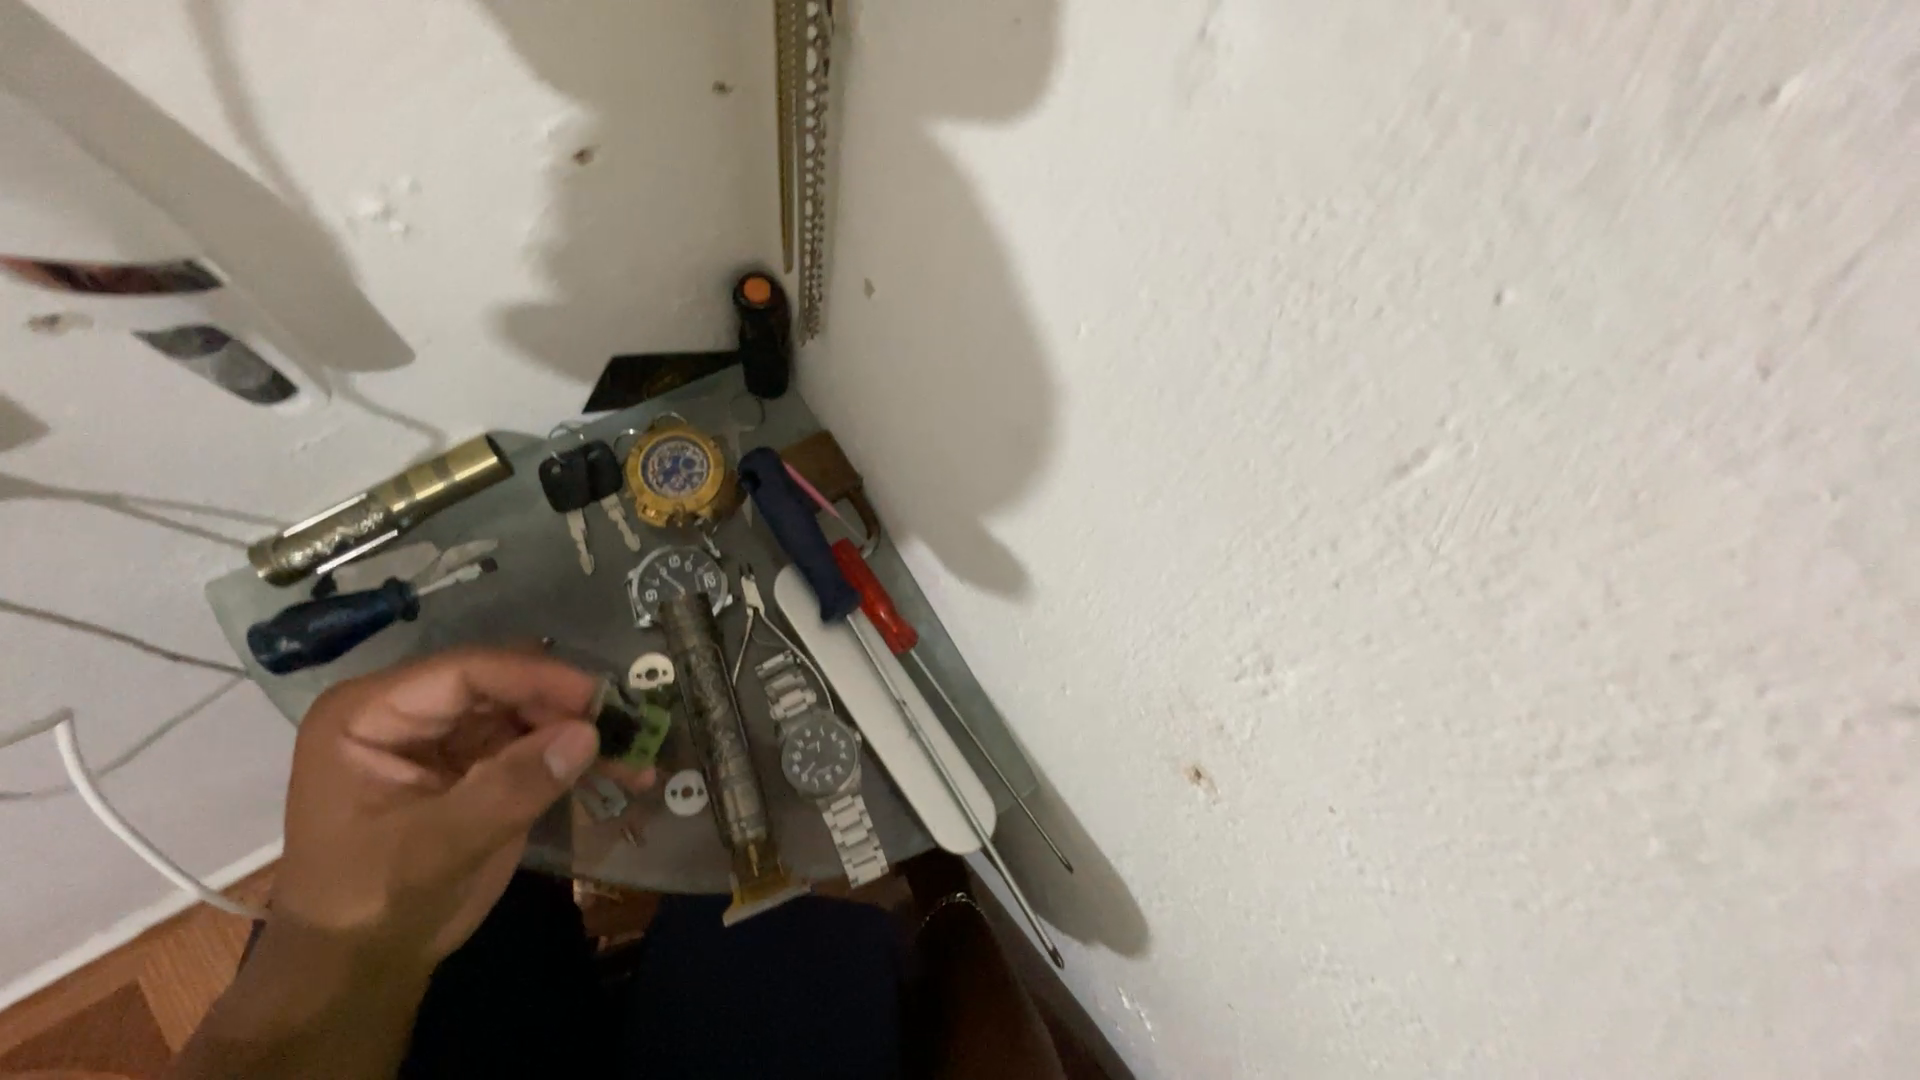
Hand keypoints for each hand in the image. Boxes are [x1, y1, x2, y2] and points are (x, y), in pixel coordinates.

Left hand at [270, 647, 625, 969]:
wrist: (361, 966)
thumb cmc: (371, 905)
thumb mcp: (435, 850)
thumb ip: (508, 790)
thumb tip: (588, 735)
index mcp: (371, 714)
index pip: (466, 673)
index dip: (536, 678)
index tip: (598, 697)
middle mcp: (412, 711)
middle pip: (506, 686)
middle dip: (568, 707)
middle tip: (629, 728)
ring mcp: (449, 736)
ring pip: (532, 711)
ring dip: (584, 732)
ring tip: (636, 756)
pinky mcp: (482, 762)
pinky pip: (540, 743)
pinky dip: (580, 756)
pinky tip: (625, 772)